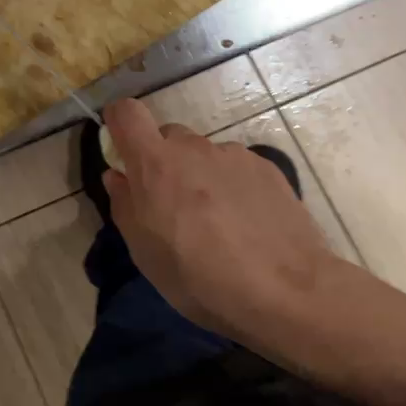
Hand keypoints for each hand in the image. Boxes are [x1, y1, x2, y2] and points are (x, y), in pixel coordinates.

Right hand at [102, 98, 341, 343]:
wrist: (287, 292)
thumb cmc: (199, 276)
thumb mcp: (144, 252)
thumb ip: (125, 205)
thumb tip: (118, 176)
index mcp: (155, 163)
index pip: (126, 113)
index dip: (119, 123)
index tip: (122, 150)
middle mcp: (193, 147)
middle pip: (168, 137)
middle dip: (164, 162)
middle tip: (173, 206)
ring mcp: (233, 155)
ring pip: (204, 155)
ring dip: (201, 177)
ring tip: (218, 224)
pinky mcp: (267, 168)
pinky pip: (237, 169)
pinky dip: (234, 188)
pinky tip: (248, 226)